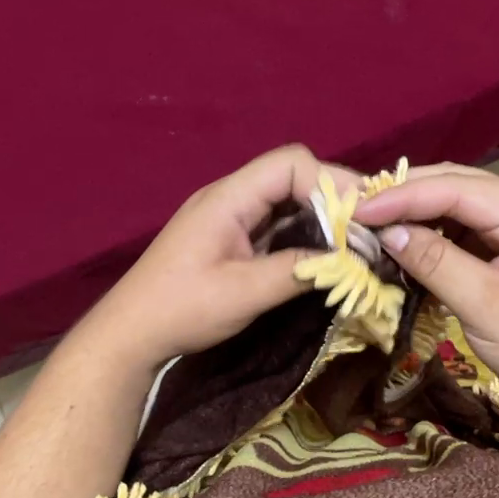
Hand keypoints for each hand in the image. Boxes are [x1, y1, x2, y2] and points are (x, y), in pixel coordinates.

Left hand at [81, 145, 345, 369]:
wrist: (131, 333)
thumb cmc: (181, 309)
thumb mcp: (244, 294)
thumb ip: (296, 271)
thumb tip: (346, 261)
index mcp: (227, 198)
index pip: (290, 164)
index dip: (330, 183)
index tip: (361, 218)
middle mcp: (229, 198)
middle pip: (291, 177)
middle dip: (332, 199)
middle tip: (367, 231)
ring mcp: (228, 219)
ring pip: (285, 201)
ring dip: (320, 219)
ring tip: (354, 244)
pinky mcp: (230, 240)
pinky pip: (274, 224)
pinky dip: (302, 235)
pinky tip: (322, 256)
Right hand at [354, 164, 498, 421]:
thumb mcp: (486, 306)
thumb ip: (436, 262)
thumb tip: (387, 232)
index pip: (458, 189)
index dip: (403, 196)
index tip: (357, 211)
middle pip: (455, 187)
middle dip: (404, 196)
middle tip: (354, 211)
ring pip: (452, 206)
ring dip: (411, 214)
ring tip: (367, 225)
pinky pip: (456, 231)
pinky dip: (424, 235)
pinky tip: (396, 243)